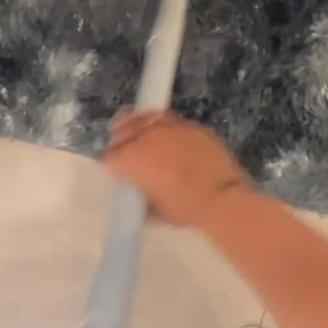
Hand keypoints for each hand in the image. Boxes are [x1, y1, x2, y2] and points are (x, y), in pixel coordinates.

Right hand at [102, 109, 253, 226]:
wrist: (220, 197)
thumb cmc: (183, 208)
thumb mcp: (153, 211)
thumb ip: (140, 198)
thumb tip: (139, 197)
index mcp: (130, 158)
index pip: (107, 156)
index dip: (107, 163)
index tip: (112, 169)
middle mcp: (144, 136)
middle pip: (121, 130)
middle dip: (117, 140)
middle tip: (120, 148)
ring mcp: (168, 127)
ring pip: (143, 116)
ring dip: (136, 124)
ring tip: (136, 129)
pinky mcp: (189, 125)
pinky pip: (167, 118)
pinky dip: (161, 124)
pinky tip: (165, 133)